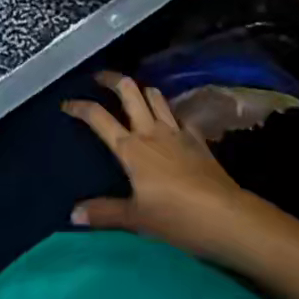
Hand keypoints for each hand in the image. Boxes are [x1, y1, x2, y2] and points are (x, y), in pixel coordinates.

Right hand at [62, 71, 258, 263]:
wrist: (232, 220)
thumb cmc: (179, 217)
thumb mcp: (138, 219)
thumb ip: (105, 213)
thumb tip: (72, 215)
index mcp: (130, 147)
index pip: (97, 116)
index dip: (79, 106)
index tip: (66, 104)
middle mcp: (150, 131)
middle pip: (128, 90)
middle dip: (111, 79)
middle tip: (99, 79)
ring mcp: (177, 133)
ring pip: (155, 96)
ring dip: (141, 90)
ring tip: (133, 95)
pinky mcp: (199, 140)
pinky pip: (181, 116)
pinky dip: (171, 113)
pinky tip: (170, 121)